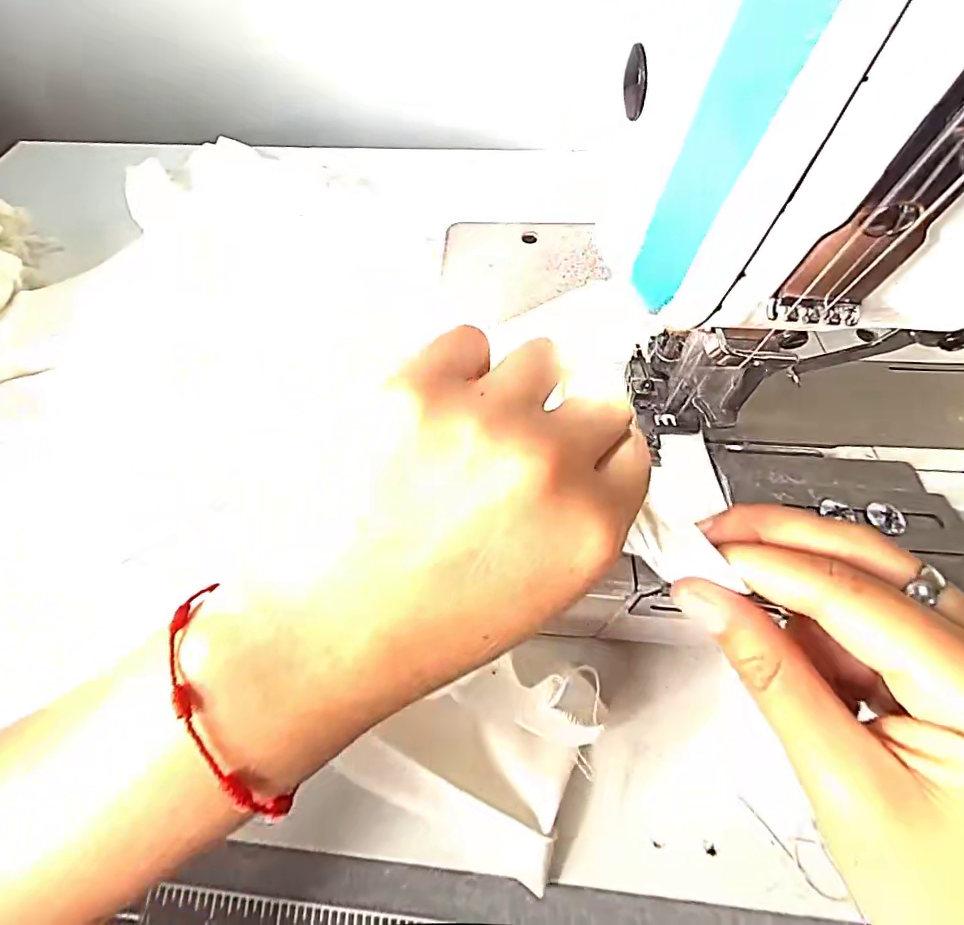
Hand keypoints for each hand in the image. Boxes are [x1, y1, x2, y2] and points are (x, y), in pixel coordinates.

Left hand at [181, 326, 649, 789]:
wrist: (330, 623)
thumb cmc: (427, 620)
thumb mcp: (546, 585)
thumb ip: (585, 513)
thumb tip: (593, 453)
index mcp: (588, 526)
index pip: (633, 448)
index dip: (602, 451)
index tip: (582, 450)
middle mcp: (547, 466)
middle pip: (600, 400)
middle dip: (567, 421)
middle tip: (525, 443)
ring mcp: (484, 421)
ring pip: (544, 356)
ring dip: (519, 388)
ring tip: (476, 426)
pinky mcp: (419, 389)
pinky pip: (470, 340)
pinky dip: (460, 368)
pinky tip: (437, 412)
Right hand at [671, 505, 963, 924]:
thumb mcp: (851, 795)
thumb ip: (776, 682)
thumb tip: (719, 606)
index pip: (858, 595)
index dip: (770, 566)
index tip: (709, 556)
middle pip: (878, 567)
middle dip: (788, 542)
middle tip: (719, 535)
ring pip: (884, 591)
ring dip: (806, 587)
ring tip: (741, 596)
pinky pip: (897, 631)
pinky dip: (837, 631)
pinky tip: (797, 647)